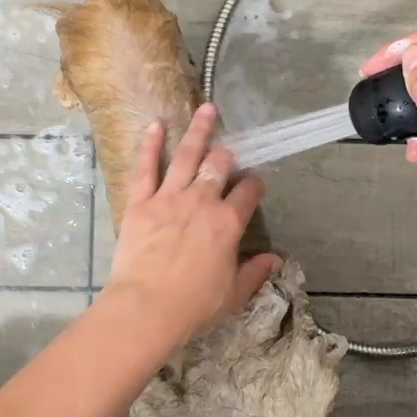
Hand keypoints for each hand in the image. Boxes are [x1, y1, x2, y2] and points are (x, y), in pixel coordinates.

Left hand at [106, 105, 282, 339]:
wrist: (146, 308)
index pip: (248, 192)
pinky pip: (145, 167)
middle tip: (229, 149)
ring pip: (187, 155)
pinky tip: (155, 124)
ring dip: (199, 130)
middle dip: (228, 154)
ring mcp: (169, 198)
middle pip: (219, 166)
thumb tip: (276, 261)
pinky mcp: (140, 202)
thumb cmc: (193, 306)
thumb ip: (255, 273)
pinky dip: (150, 144)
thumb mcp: (233, 294)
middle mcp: (202, 201)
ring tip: (207, 109)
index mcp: (228, 223)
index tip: (255, 182)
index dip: (254, 184)